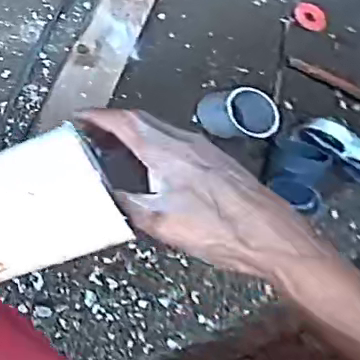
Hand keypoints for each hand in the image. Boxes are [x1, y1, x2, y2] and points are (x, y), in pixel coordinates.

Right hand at [76, 109, 336, 282]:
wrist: (281, 242)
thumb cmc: (223, 232)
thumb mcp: (160, 222)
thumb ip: (126, 202)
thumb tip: (104, 192)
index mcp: (165, 152)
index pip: (122, 121)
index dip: (96, 116)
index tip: (78, 117)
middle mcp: (184, 143)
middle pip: (139, 118)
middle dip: (110, 121)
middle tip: (90, 131)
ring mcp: (204, 150)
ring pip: (158, 128)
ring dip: (131, 131)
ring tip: (114, 147)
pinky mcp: (217, 162)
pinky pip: (174, 139)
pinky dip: (151, 141)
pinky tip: (150, 163)